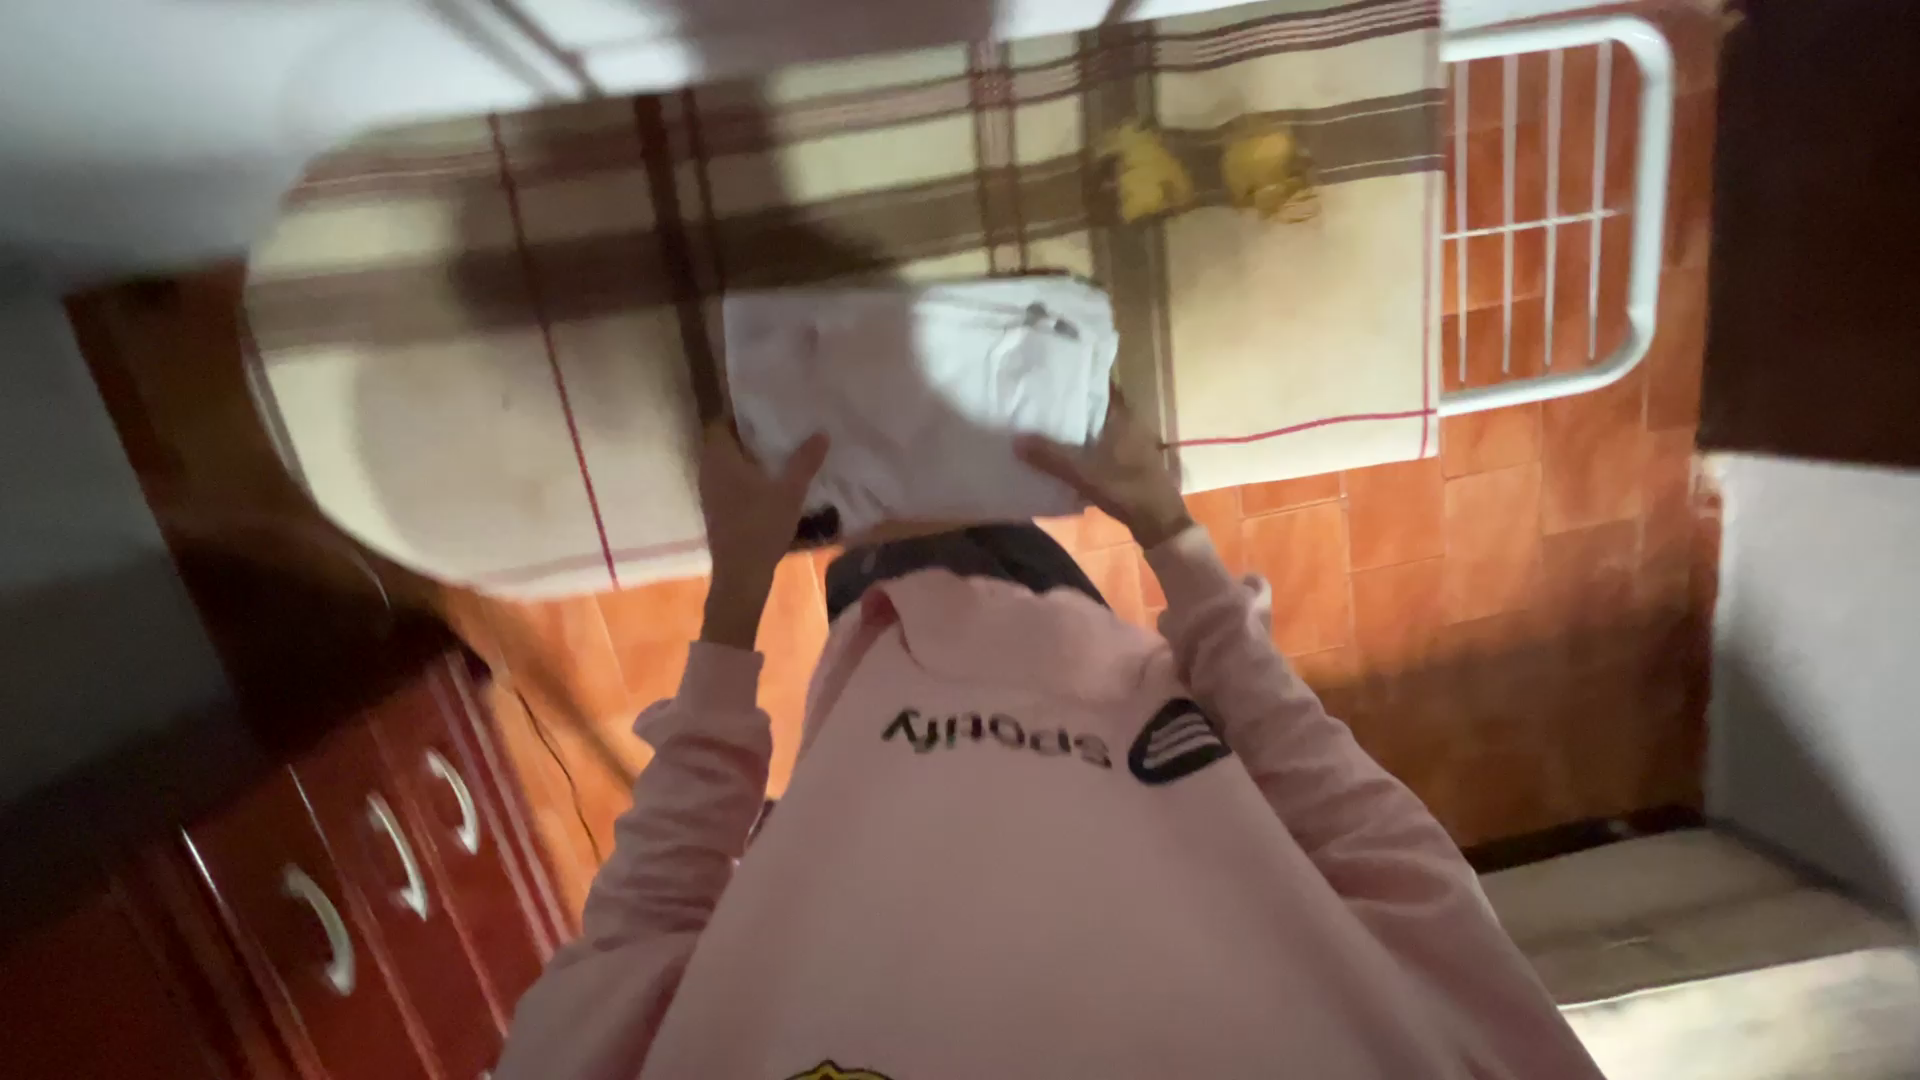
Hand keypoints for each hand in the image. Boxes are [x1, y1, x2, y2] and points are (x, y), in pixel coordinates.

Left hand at [697, 424, 828, 648]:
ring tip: (779, 454)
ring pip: (727, 465)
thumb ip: (805, 461)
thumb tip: (821, 433)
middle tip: (779, 429)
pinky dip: (746, 479)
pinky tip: (771, 484)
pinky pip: (729, 483)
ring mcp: (709, 493)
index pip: (720, 422)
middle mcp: (708, 471)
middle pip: (724, 443)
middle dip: (748, 436)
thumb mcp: (790, 491)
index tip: (765, 411)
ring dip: (748, 459)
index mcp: (719, 458)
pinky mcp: (717, 511)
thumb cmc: (761, 526)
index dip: (740, 415)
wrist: (741, 574)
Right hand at [1015, 392, 1191, 548]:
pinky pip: (1104, 445)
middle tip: (1043, 403)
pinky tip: (1067, 454)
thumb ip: (1050, 456)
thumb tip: (1016, 439)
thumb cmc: (1125, 489)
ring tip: (1048, 426)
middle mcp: (1131, 424)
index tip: (1053, 378)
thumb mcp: (1083, 472)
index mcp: (1123, 416)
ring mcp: (1133, 444)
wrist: (1158, 522)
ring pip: (1101, 427)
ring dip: (1079, 428)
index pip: (1101, 386)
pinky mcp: (1132, 462)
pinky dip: (1087, 446)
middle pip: (1098, 407)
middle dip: (1073, 405)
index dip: (1079, 380)